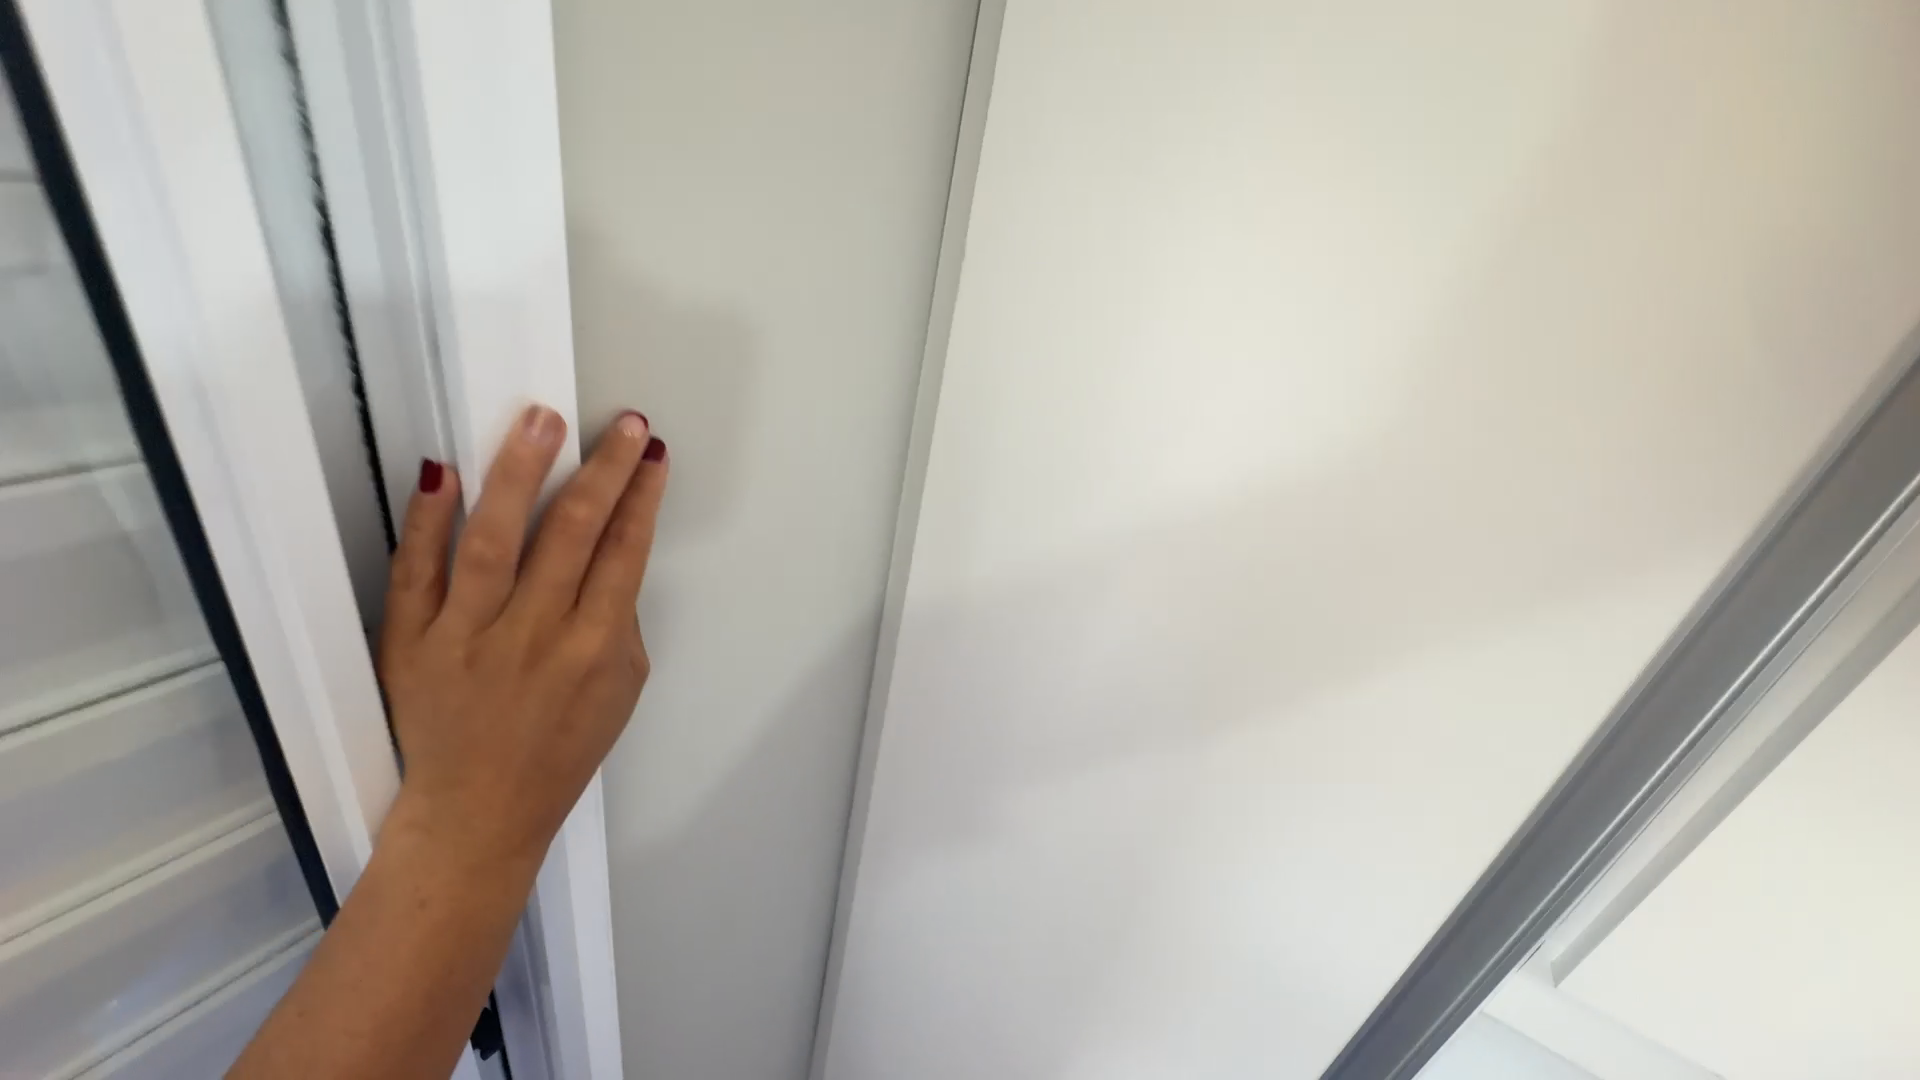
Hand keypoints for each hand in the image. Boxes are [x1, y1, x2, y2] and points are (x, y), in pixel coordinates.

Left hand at [376, 403, 668, 867]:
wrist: (482, 809)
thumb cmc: (566, 747)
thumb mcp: (623, 688)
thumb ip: (620, 619)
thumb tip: (608, 555)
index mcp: (596, 648)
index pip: (625, 553)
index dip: (643, 497)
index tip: (653, 453)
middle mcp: (537, 634)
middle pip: (573, 534)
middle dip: (605, 471)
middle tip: (624, 423)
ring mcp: (468, 636)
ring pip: (495, 540)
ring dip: (522, 474)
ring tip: (542, 420)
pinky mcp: (413, 642)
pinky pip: (416, 574)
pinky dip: (427, 522)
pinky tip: (444, 472)